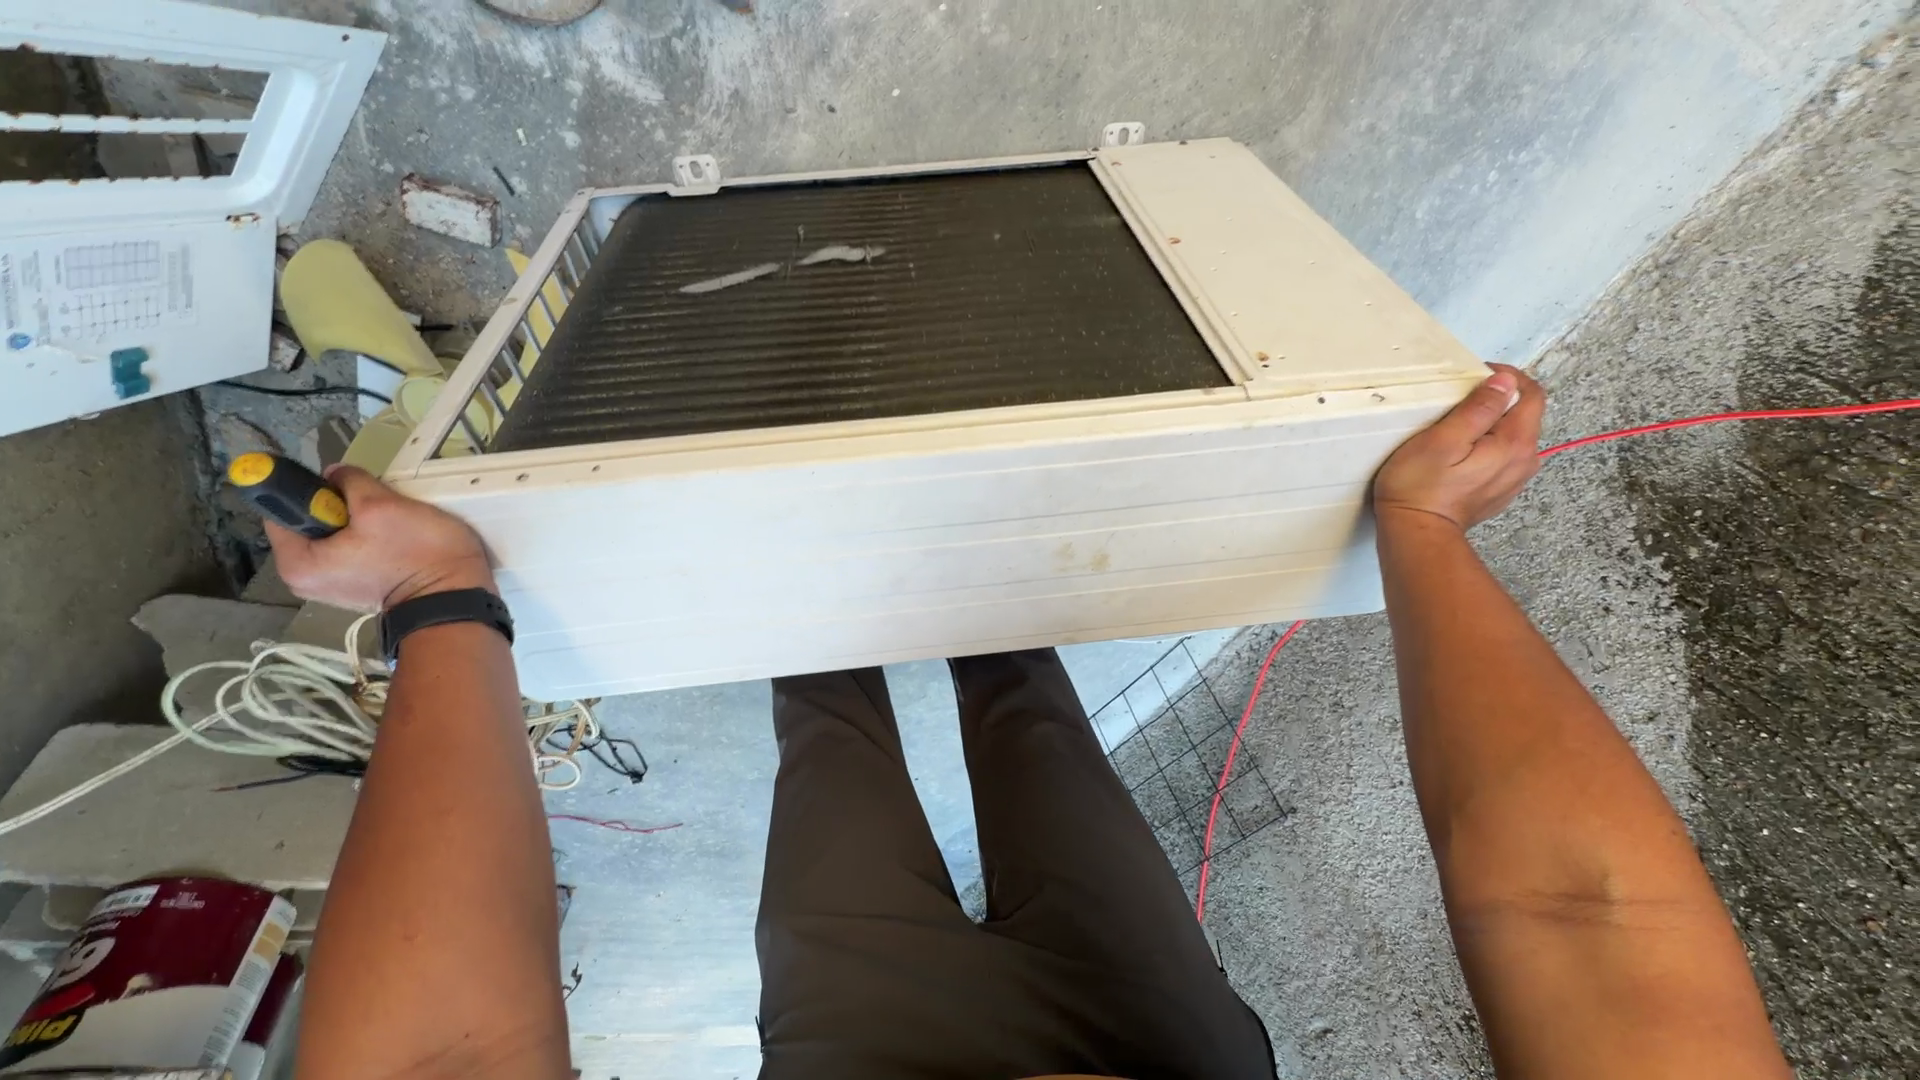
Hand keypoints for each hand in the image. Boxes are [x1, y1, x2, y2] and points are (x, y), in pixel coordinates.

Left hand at [264, 466, 495, 612]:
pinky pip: (352, 553)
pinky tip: (396, 541)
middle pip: (311, 525)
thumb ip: (351, 482)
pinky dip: (370, 542)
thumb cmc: (416, 554)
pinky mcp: (358, 588)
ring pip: (335, 537)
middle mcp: (304, 579)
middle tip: (378, 509)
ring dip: (360, 525)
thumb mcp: (383, 505)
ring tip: (392, 526)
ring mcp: (332, 587)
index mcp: (296, 563)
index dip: (312, 490)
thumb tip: (334, 475)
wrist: (457, 598)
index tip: (346, 488)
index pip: (283, 511)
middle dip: (342, 509)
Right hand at [1374, 364, 1544, 532]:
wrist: (1416, 533)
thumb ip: (1477, 409)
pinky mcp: (1500, 492)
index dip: (1508, 377)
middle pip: (1525, 415)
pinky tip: (1461, 454)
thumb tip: (1503, 382)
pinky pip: (1504, 458)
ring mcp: (1515, 479)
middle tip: (1460, 399)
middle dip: (1498, 399)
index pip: (1531, 394)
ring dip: (1493, 424)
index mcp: (1515, 443)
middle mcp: (1526, 460)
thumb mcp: (1441, 440)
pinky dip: (1488, 446)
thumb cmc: (1420, 486)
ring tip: (1459, 426)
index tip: (1476, 374)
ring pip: (1514, 436)